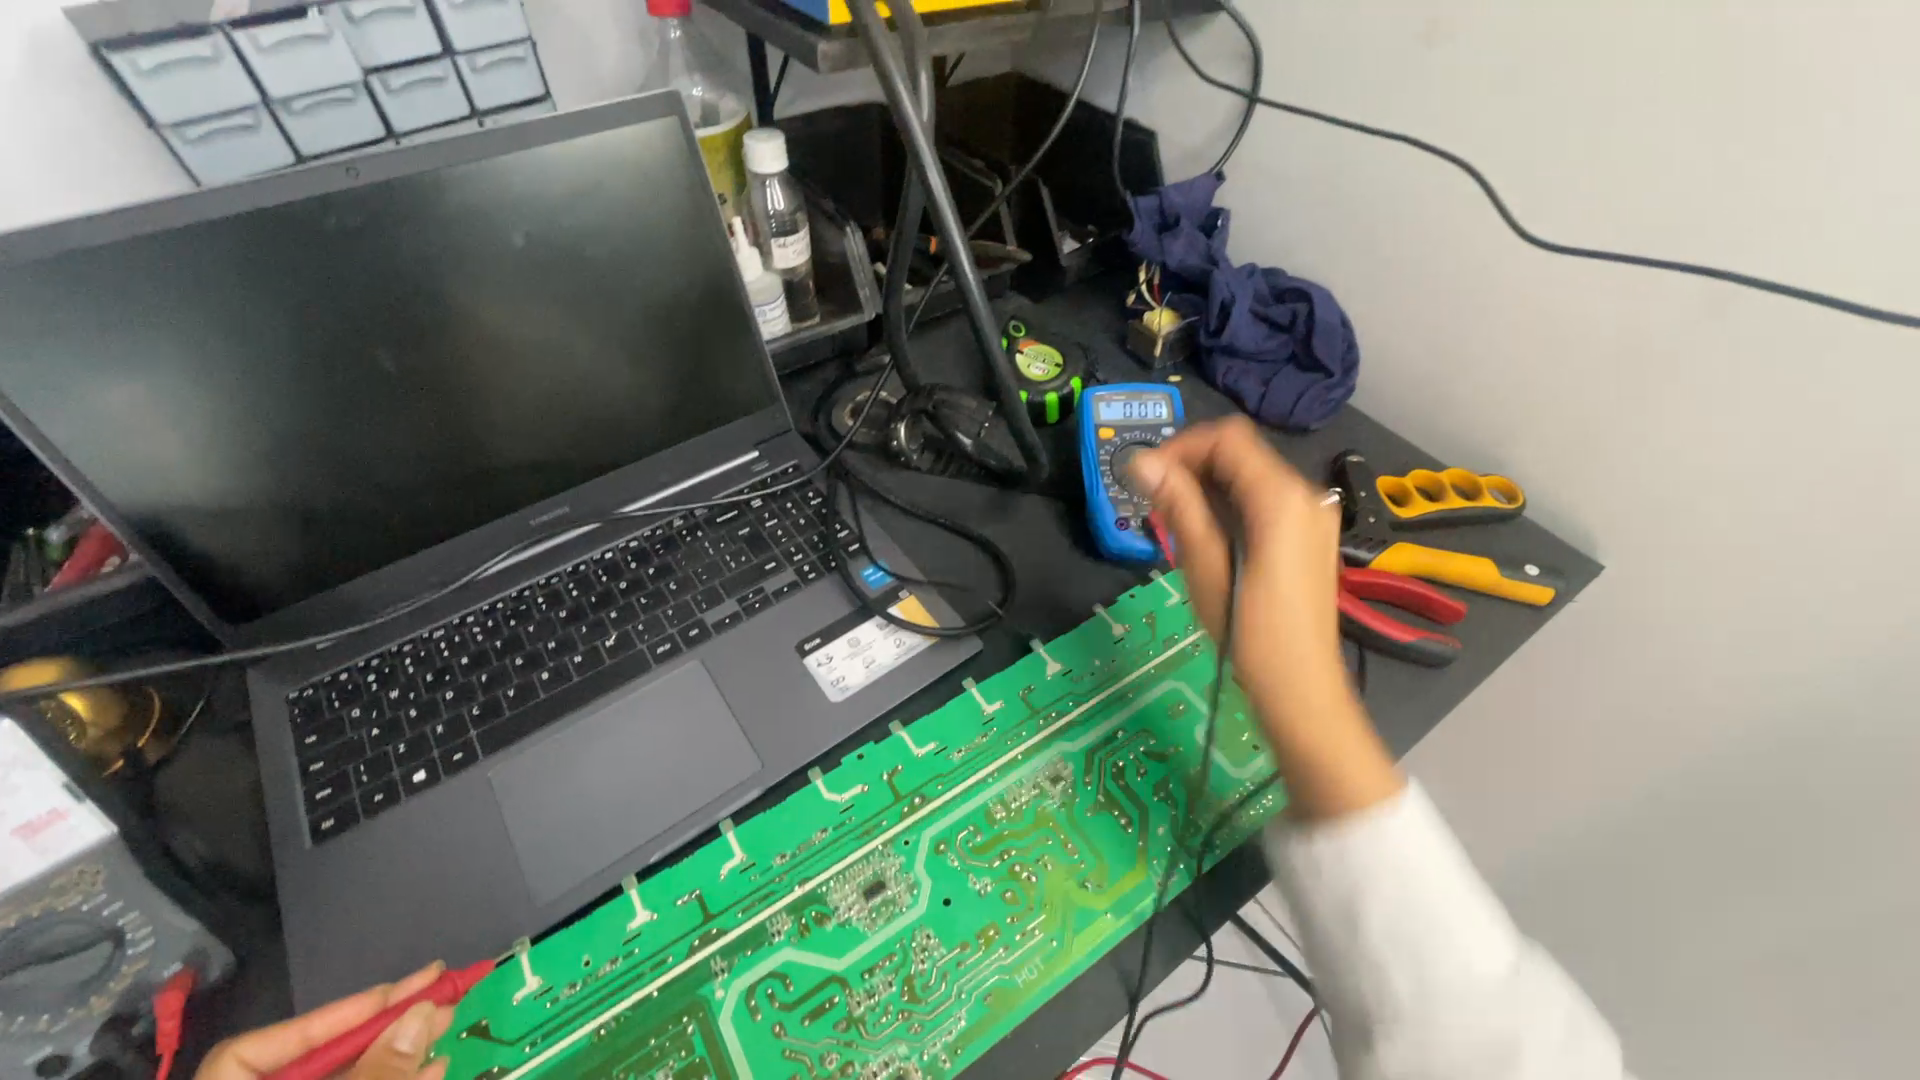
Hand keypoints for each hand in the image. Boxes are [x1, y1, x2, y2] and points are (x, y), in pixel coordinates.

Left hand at [195, 962, 453, 1079]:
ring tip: (446, 1023)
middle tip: (439, 994)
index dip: (320, 1022)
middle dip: (377, 1031)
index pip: (246, 1053)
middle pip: (310, 1065)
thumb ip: (375, 1077)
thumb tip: (420, 1015)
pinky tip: (434, 1069)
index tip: (390, 996)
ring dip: (397, 1054)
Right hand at [1128, 417, 1402, 819]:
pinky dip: (1229, 505)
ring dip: (1207, 487)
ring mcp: (1313, 517)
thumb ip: (1179, 506)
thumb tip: (1141, 462)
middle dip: (1191, 467)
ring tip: (1171, 521)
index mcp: (1283, 498)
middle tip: (1152, 502)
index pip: (1227, 439)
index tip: (1146, 477)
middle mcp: (1306, 496)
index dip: (1181, 448)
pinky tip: (1204, 536)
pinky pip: (1264, 502)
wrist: (1301, 688)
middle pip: (1240, 454)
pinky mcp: (1309, 538)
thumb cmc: (1249, 631)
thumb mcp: (1206, 566)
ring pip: (1250, 477)